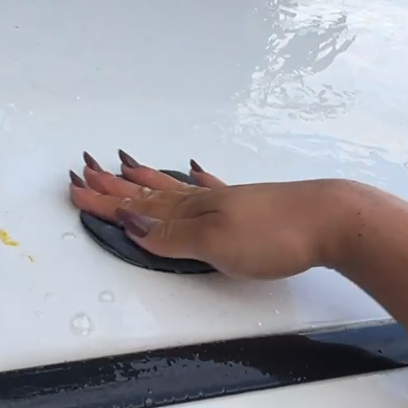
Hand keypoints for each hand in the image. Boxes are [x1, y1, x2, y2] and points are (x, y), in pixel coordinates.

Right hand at [68, 150, 365, 278]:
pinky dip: (195, 178)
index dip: (105, 202)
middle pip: (148, 192)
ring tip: (123, 164)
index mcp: (191, 212)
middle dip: (114, 186)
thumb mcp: (218, 243)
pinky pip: (210, 187)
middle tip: (84, 172)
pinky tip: (194, 169)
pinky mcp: (248, 206)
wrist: (333, 221)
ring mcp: (225, 201)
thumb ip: (173, 235)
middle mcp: (202, 201)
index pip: (137, 206)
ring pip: (173, 187)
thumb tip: (129, 221)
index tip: (74, 191)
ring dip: (145, 178)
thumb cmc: (275, 236)